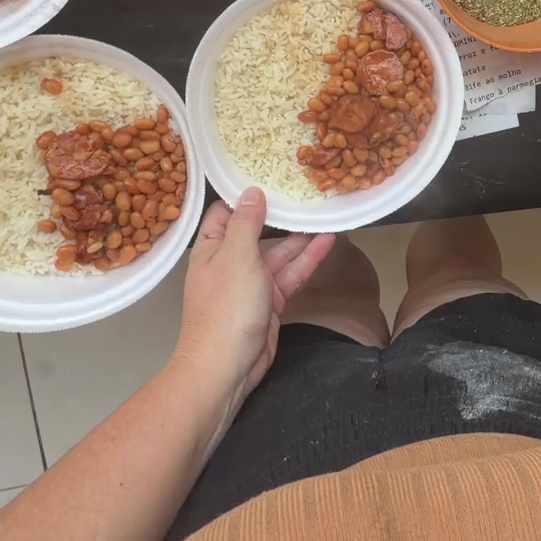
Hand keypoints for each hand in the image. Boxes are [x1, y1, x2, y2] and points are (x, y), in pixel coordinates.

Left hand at [175, 189, 336, 401]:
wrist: (226, 366)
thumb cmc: (226, 307)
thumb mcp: (236, 256)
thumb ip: (246, 222)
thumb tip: (251, 191)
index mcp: (212, 249)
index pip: (227, 212)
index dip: (246, 194)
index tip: (270, 174)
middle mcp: (230, 262)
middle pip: (258, 231)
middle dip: (280, 214)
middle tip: (306, 191)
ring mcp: (252, 283)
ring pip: (280, 253)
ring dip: (301, 236)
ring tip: (326, 213)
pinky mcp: (271, 301)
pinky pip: (292, 273)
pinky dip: (309, 258)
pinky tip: (328, 241)